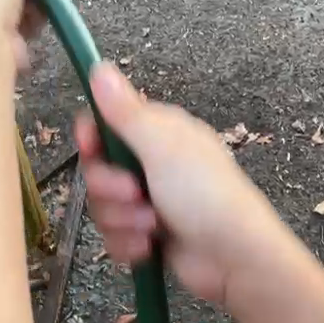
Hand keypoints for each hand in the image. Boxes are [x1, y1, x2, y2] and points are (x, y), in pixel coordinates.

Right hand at [75, 65, 287, 303]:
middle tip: (136, 195)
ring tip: (152, 227)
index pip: (105, 125)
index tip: (90, 149)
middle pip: (98, 170)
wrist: (233, 255)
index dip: (92, 139)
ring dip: (122, 221)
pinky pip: (115, 236)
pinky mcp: (148, 235)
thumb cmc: (203, 193)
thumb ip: (125, 111)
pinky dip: (129, 244)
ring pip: (104, 207)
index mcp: (158, 134)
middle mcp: (152, 164)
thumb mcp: (162, 145)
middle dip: (110, 189)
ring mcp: (150, 201)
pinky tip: (149, 247)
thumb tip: (100, 67)